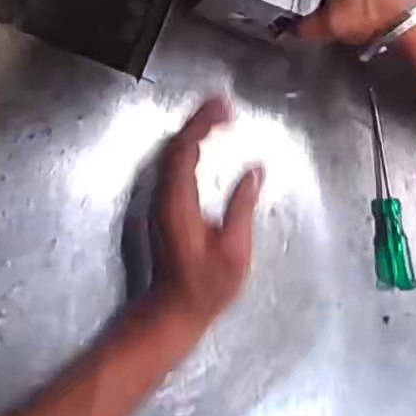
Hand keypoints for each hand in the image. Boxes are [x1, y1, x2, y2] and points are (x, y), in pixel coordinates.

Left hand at [150, 96, 262, 327]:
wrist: (172, 311)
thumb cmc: (206, 286)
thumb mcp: (234, 249)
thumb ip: (242, 206)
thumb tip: (256, 169)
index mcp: (179, 202)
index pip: (186, 150)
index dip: (203, 124)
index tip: (225, 109)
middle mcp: (164, 195)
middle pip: (176, 145)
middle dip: (199, 120)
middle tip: (224, 104)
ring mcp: (160, 200)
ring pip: (172, 154)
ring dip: (193, 131)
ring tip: (217, 116)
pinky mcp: (164, 206)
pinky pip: (173, 165)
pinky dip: (190, 146)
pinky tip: (205, 143)